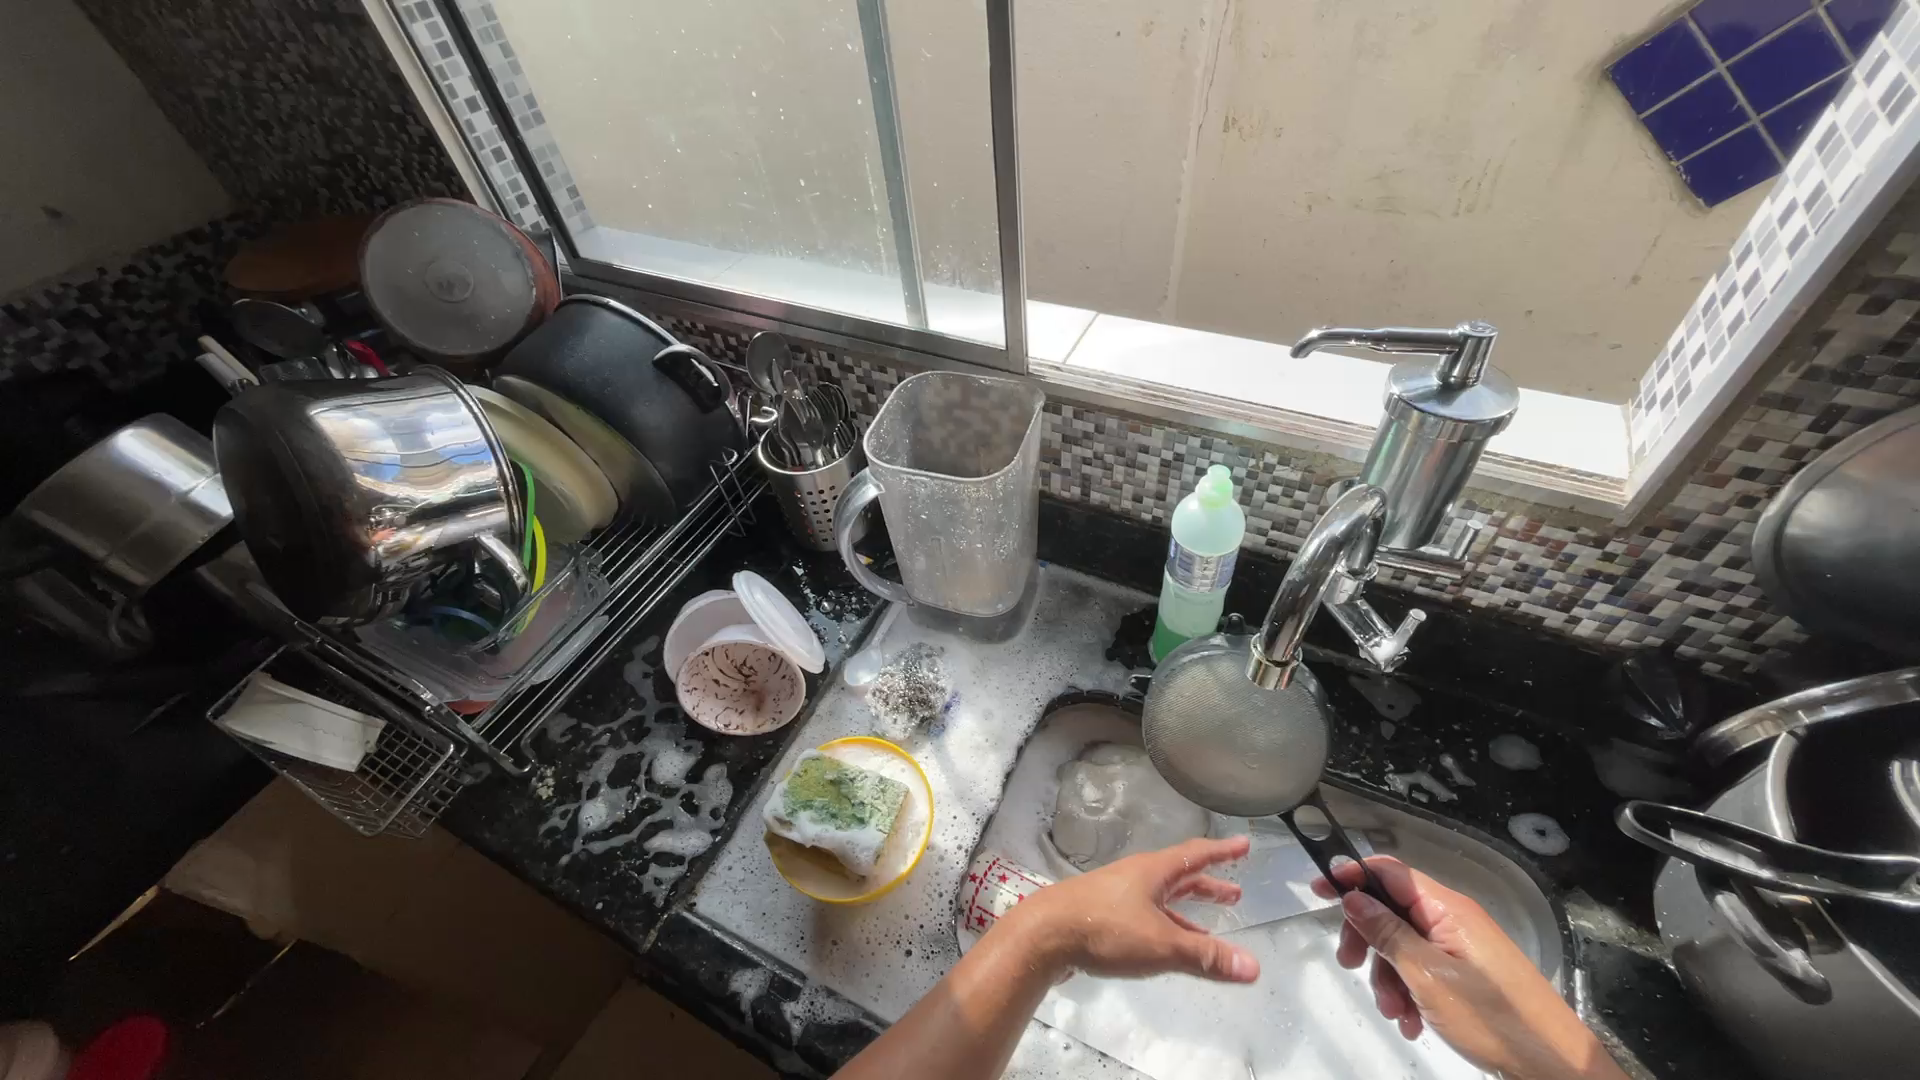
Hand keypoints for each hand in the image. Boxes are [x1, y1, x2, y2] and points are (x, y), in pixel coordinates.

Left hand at [993, 836, 1260, 984]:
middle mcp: (1137, 876)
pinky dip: (1166, 925)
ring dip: (1187, 909)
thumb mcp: (1162, 944)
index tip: (1244, 844)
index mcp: (1153, 871)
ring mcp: (1118, 894)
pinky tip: (1169, 946)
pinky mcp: (1104, 914)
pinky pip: (1146, 915)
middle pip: (1179, 876)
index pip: (1195, 854)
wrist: (1046, 932)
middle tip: (1235, 893)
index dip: (1222, 851)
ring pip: (1162, 898)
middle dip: (1208, 885)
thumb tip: (1253, 966)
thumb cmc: (1106, 928)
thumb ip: (1206, 956)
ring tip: (1211, 927)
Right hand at [1314, 857, 1627, 1079]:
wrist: (1560, 1075)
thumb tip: (1353, 897)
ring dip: (1388, 976)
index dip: (1352, 875)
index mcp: (1447, 909)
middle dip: (1366, 938)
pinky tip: (1411, 1021)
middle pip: (1391, 910)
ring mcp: (1462, 949)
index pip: (1389, 872)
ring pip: (1403, 945)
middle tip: (1349, 964)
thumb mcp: (1427, 976)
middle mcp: (1453, 920)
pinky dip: (1410, 991)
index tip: (1320, 891)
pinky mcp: (1469, 977)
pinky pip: (1423, 970)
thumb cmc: (1494, 1020)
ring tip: (1393, 1011)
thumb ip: (1386, 933)